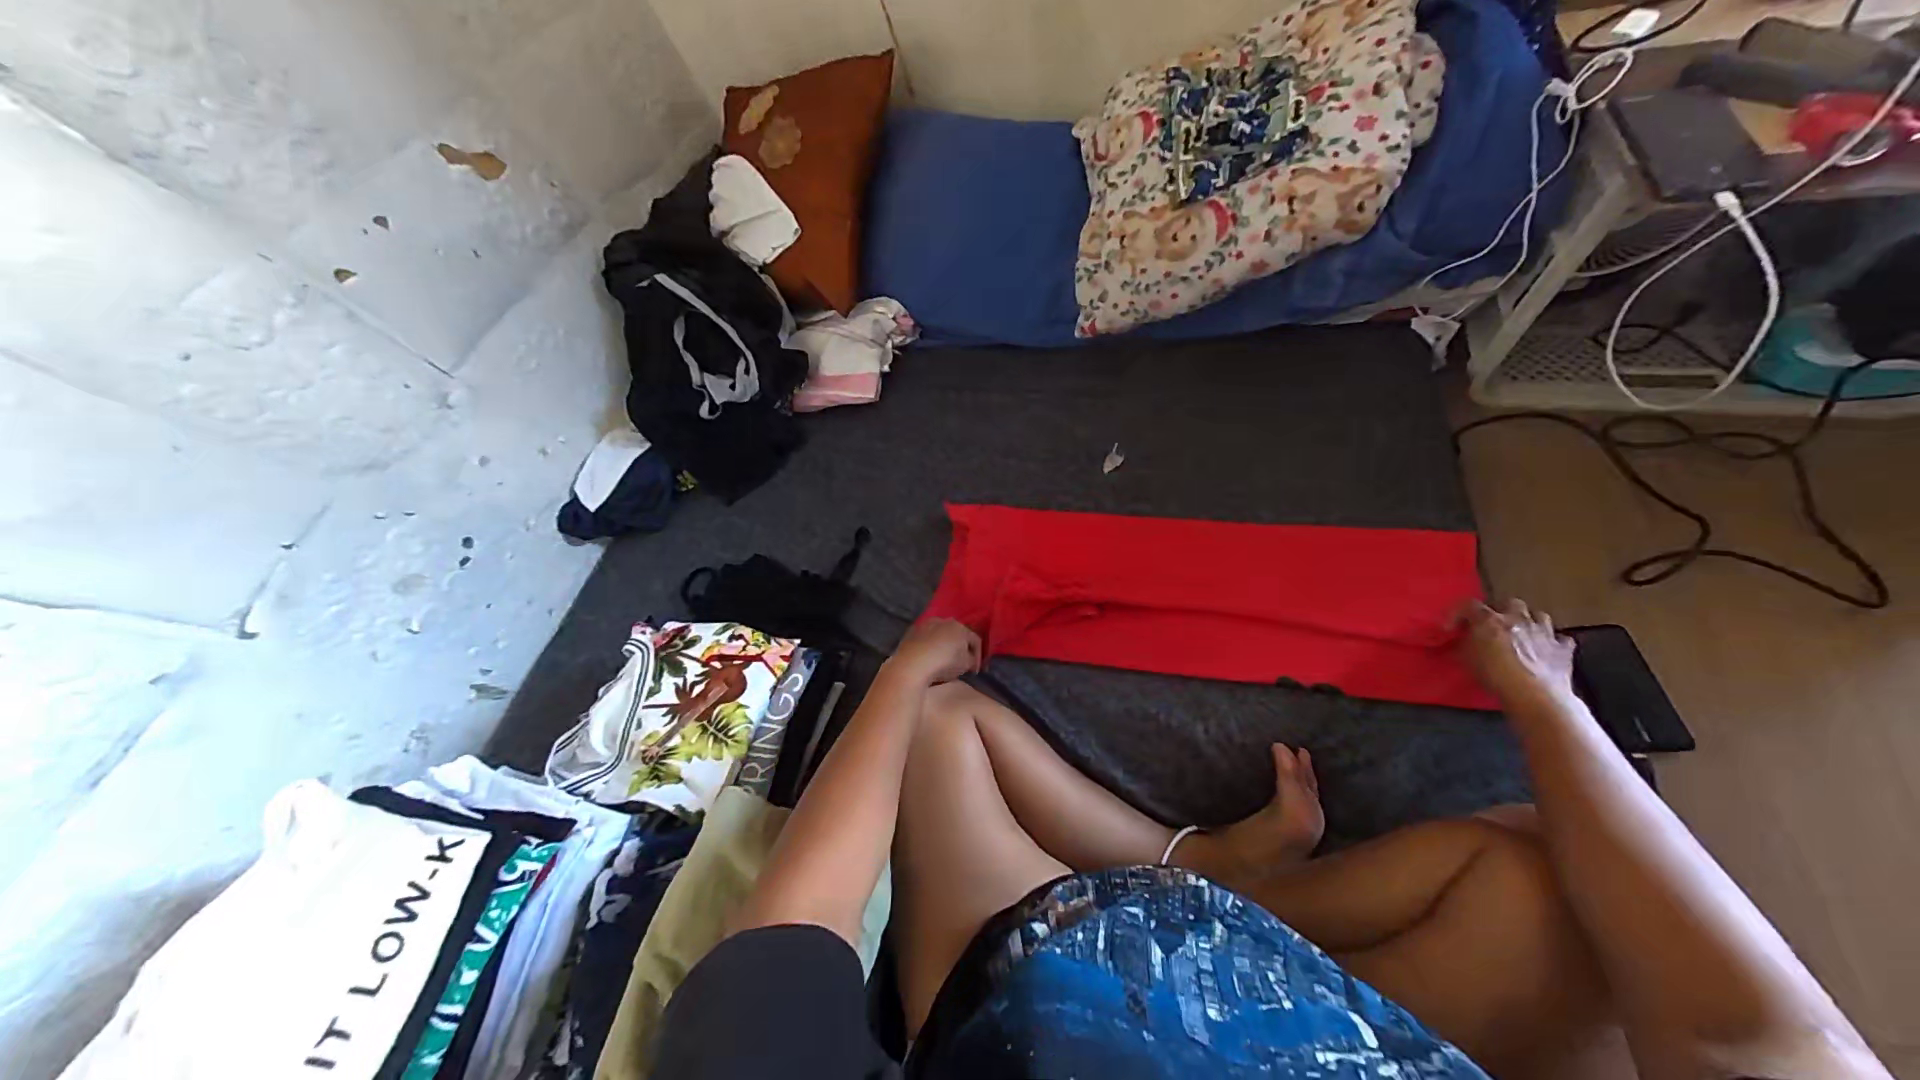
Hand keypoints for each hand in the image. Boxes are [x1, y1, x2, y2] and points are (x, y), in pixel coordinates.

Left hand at [888, 618, 981, 685]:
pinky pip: (925, 639)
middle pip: (957, 634)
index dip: (978, 656)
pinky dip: (929, 647)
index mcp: (960, 626)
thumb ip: (971, 660)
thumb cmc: (944, 663)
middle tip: (960, 664)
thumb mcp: (965, 665)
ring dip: (943, 645)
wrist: (912, 664)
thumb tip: (969, 659)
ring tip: (942, 661)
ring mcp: (925, 624)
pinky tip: (928, 658)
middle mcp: (943, 621)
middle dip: (960, 648)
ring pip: (939, 635)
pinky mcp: (910, 632)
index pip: (975, 640)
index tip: (974, 671)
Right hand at [1458, 599, 1576, 708]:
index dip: (1459, 614)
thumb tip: (1463, 638)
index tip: (1452, 629)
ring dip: (1530, 621)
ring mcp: (1544, 632)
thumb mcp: (1467, 659)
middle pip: (1510, 603)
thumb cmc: (1494, 675)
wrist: (1534, 694)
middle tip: (1494, 625)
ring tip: (1522, 633)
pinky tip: (1547, 649)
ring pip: (1539, 615)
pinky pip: (1561, 638)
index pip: (1469, 605)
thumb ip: (1465, 643)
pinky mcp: (1563, 648)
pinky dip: (1553, 641)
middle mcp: (1518, 619)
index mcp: (1489, 620)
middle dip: (1502, 610)